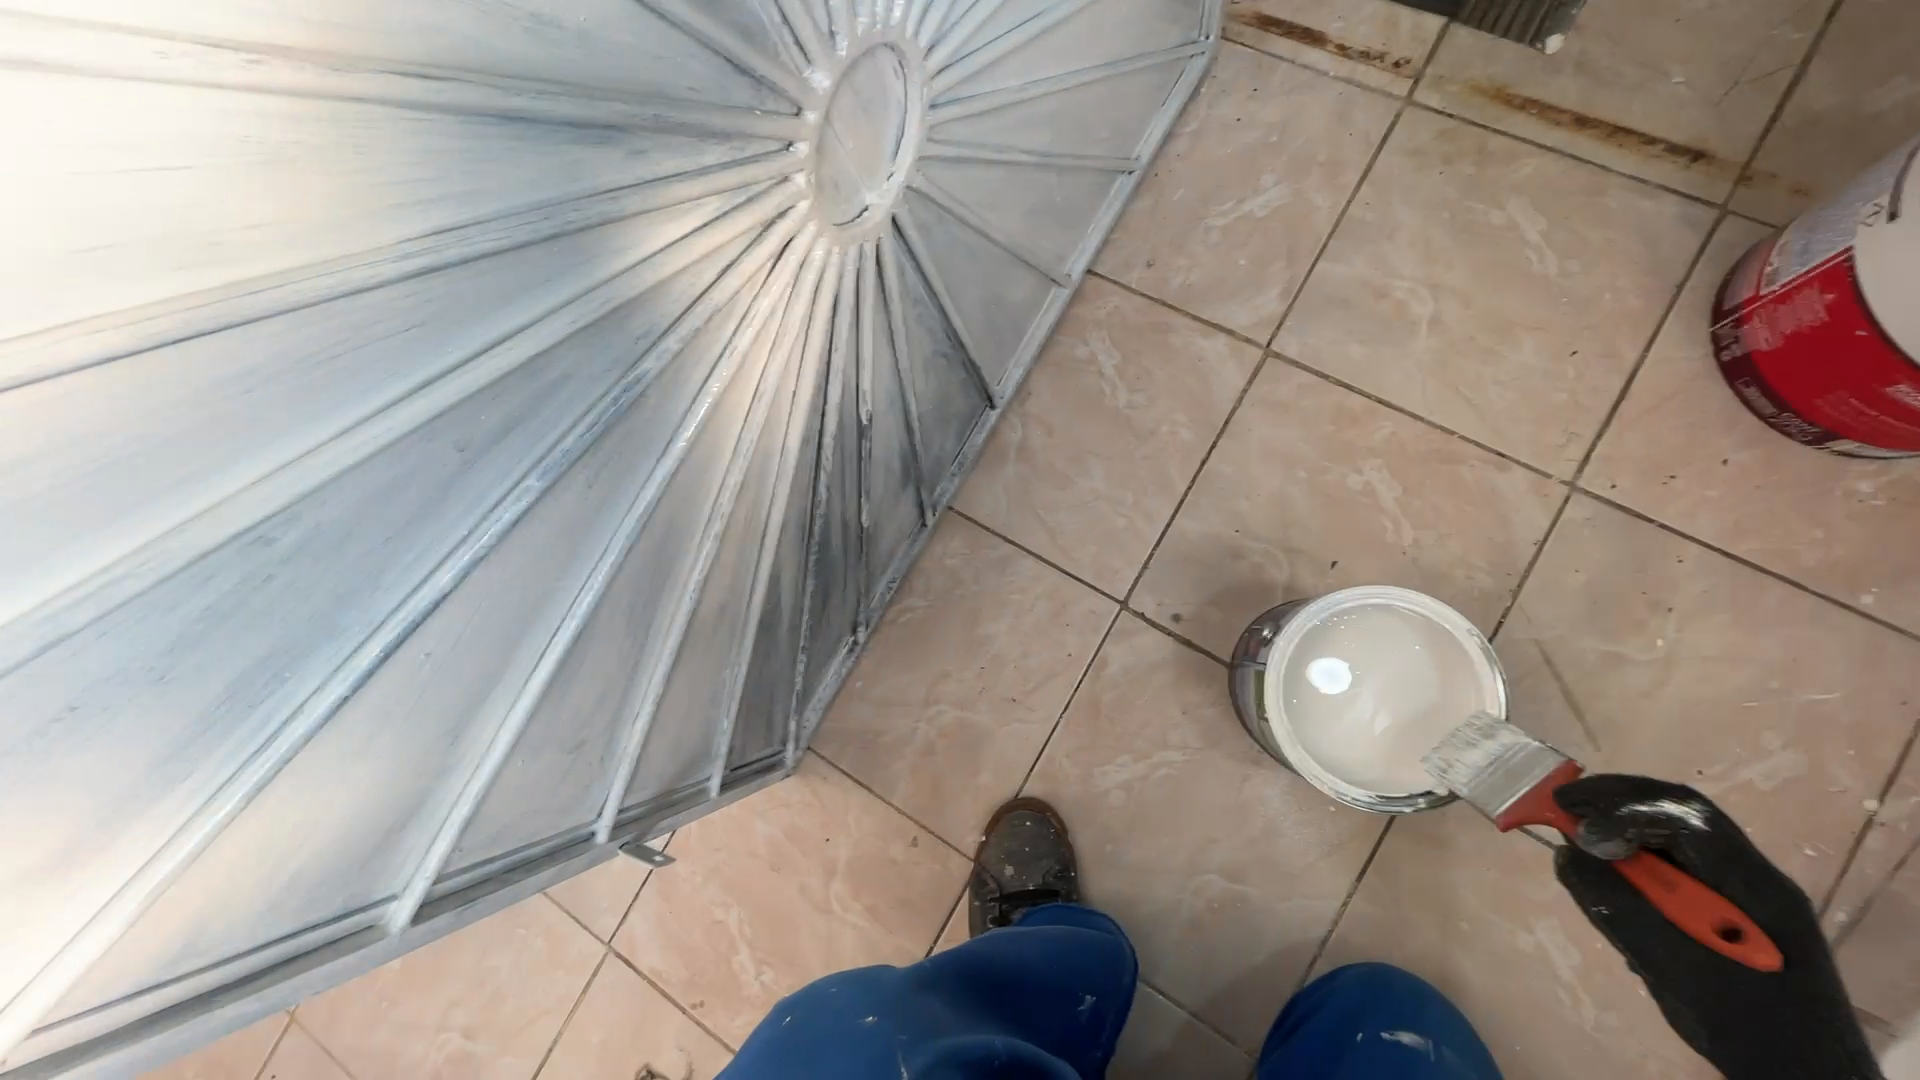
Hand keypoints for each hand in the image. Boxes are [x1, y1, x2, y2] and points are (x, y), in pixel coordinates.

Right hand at [1552, 774, 1881, 1079]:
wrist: (1800, 1075)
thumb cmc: (1739, 1021)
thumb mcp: (1668, 965)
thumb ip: (1614, 906)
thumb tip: (1566, 853)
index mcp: (1754, 886)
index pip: (1685, 820)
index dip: (1621, 808)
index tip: (1567, 817)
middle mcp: (1752, 876)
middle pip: (1682, 813)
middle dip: (1618, 800)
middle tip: (1562, 804)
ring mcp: (1743, 892)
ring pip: (1676, 836)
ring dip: (1622, 826)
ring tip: (1576, 836)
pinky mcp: (1727, 910)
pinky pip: (1676, 866)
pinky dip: (1634, 859)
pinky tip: (1610, 882)